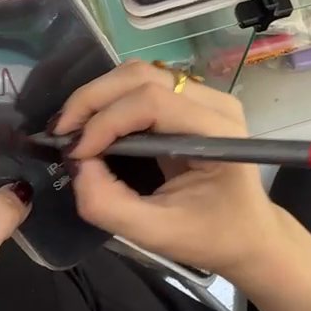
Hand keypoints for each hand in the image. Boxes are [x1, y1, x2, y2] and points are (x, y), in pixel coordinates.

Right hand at [53, 61, 288, 277]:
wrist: (250, 236)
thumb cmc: (211, 237)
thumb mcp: (157, 234)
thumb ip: (109, 204)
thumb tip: (75, 165)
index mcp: (218, 134)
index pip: (153, 102)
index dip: (106, 121)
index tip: (74, 152)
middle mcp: (215, 102)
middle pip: (142, 75)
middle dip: (92, 100)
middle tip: (60, 132)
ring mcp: (205, 96)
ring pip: (138, 73)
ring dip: (98, 96)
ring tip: (73, 129)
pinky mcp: (191, 100)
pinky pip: (143, 85)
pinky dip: (111, 99)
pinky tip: (93, 125)